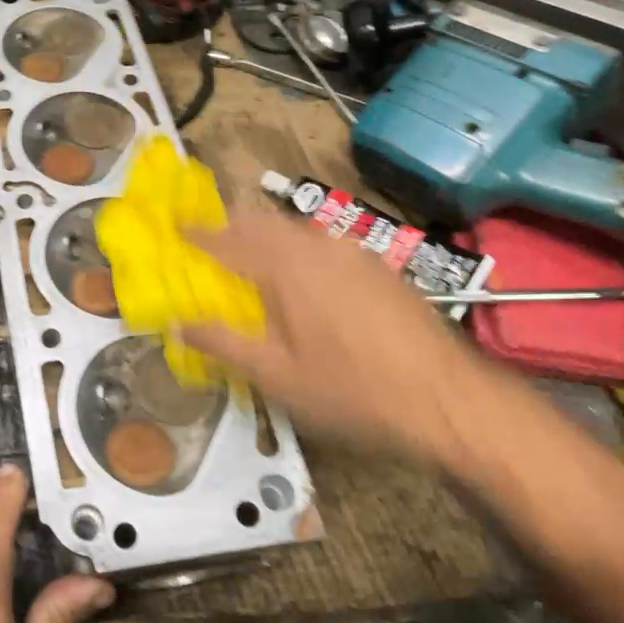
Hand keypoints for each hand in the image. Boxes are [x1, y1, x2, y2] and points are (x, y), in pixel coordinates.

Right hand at [178, 210, 494, 463]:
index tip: (174, 226)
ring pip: (296, 229)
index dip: (197, 232)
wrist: (449, 400)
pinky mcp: (379, 266)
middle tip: (210, 240)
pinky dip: (298, 247)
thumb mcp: (277, 377)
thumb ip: (223, 344)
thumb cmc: (353, 391)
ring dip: (266, 235)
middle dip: (232, 226)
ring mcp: (353, 252)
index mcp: (284, 268)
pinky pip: (323, 242)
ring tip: (252, 256)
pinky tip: (305, 277)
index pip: (228, 240)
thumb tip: (177, 323)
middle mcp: (316, 247)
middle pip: (262, 222)